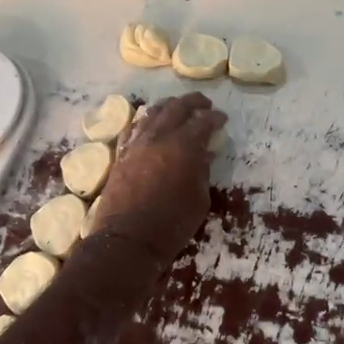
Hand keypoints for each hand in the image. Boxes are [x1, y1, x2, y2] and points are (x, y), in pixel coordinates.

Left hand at [90, 92, 225, 261]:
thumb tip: (202, 155)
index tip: (222, 120)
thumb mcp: (200, 200)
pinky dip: (146, 121)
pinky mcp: (121, 153)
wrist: (127, 240)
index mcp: (185, 146)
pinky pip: (134, 127)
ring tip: (178, 108)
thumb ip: (202, 171)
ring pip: (153, 112)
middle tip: (204, 104)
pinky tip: (150, 123)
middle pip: (178, 107)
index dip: (216, 118)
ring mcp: (137, 143)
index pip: (204, 121)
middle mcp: (160, 136)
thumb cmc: (171, 224)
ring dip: (169, 106)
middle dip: (194, 102)